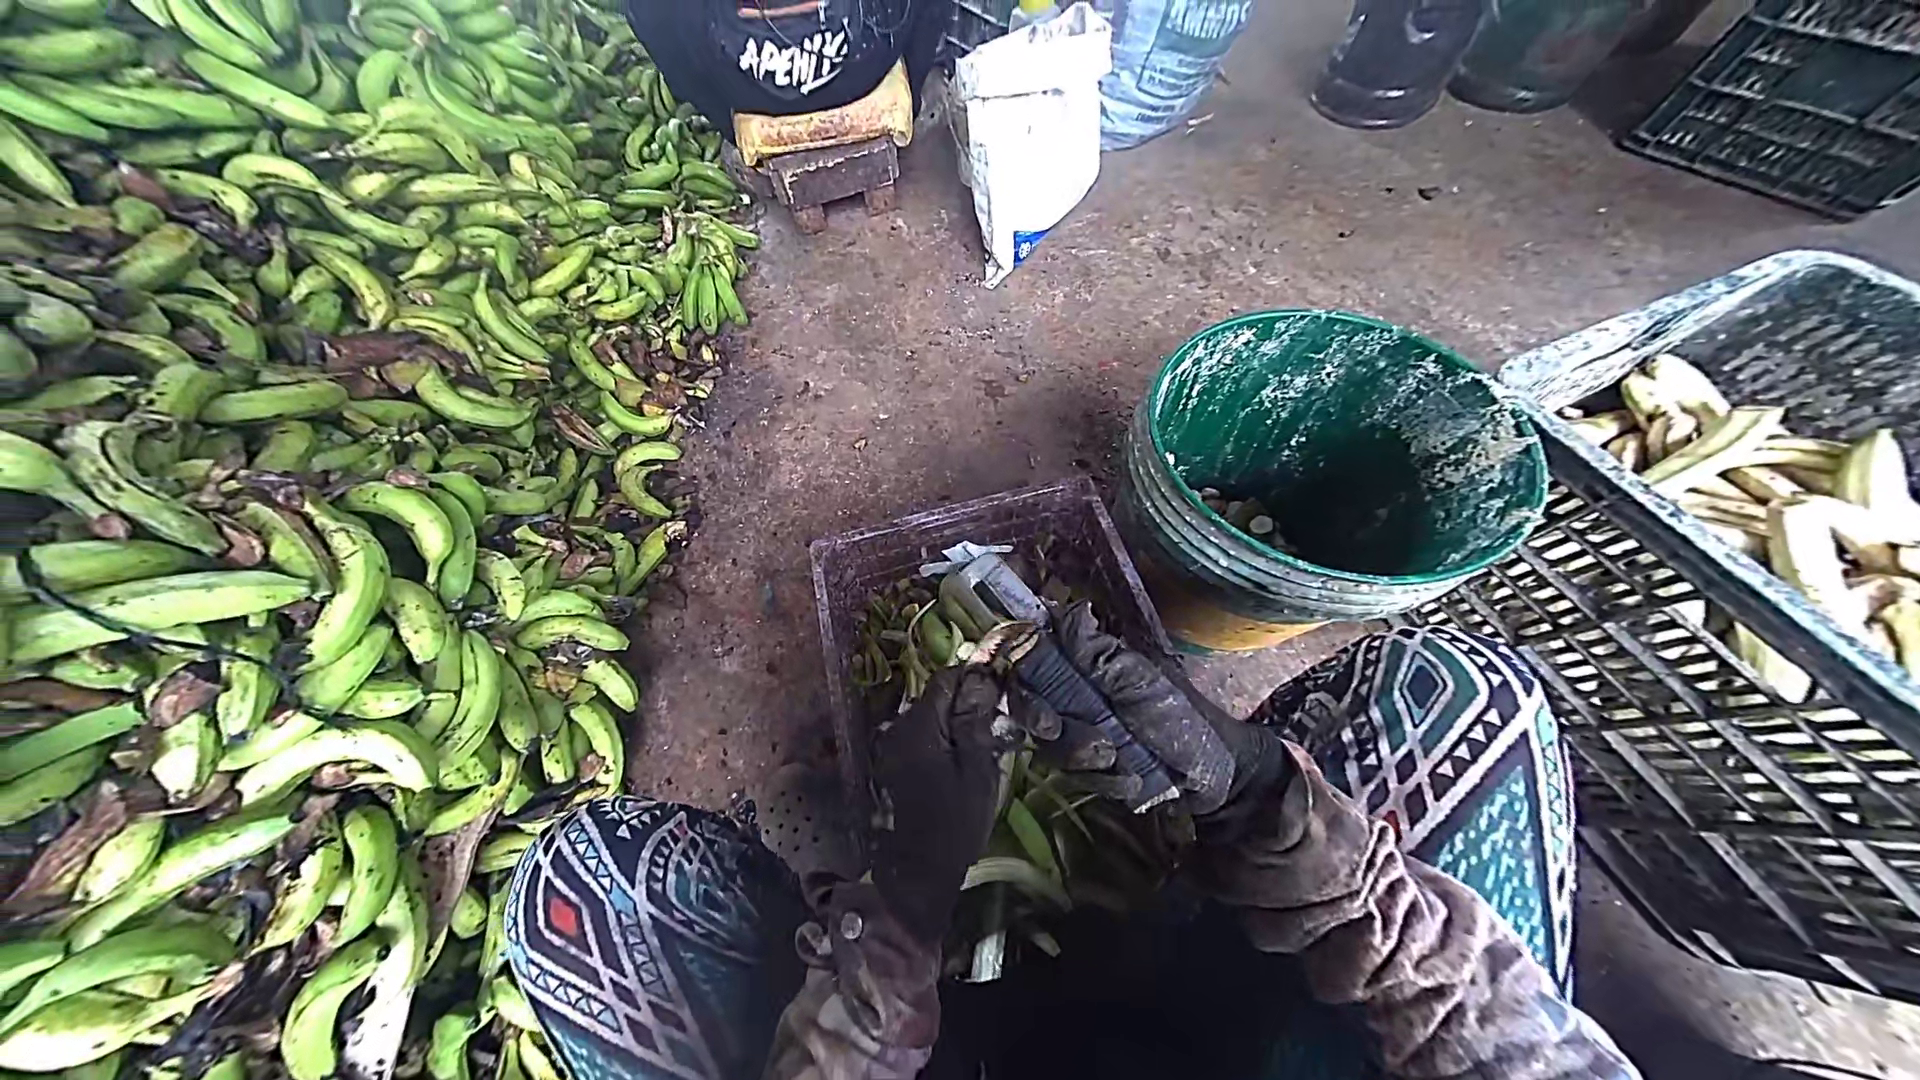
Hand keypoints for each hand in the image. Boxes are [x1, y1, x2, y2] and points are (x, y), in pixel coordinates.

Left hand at [868, 665, 1002, 943]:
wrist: (920, 870)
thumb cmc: (955, 820)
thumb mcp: (976, 767)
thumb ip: (976, 718)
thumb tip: (982, 678)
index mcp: (918, 724)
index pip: (946, 678)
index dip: (973, 678)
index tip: (998, 690)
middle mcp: (898, 727)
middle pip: (935, 695)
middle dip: (964, 699)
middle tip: (994, 717)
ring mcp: (891, 744)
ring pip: (929, 714)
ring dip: (953, 718)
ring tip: (982, 736)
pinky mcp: (893, 761)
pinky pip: (920, 734)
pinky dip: (941, 735)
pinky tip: (960, 754)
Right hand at [1011, 602, 1285, 817]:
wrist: (1217, 776)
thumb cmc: (1182, 715)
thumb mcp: (1141, 680)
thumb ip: (1099, 653)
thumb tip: (1071, 610)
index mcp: (1079, 661)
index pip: (1024, 650)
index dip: (1006, 651)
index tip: (1004, 660)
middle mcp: (1067, 694)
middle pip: (1022, 701)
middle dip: (1038, 715)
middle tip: (1055, 726)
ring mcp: (1072, 733)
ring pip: (1045, 742)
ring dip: (1077, 752)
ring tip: (1118, 758)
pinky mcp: (1082, 770)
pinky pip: (1071, 776)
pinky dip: (1100, 779)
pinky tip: (1130, 779)